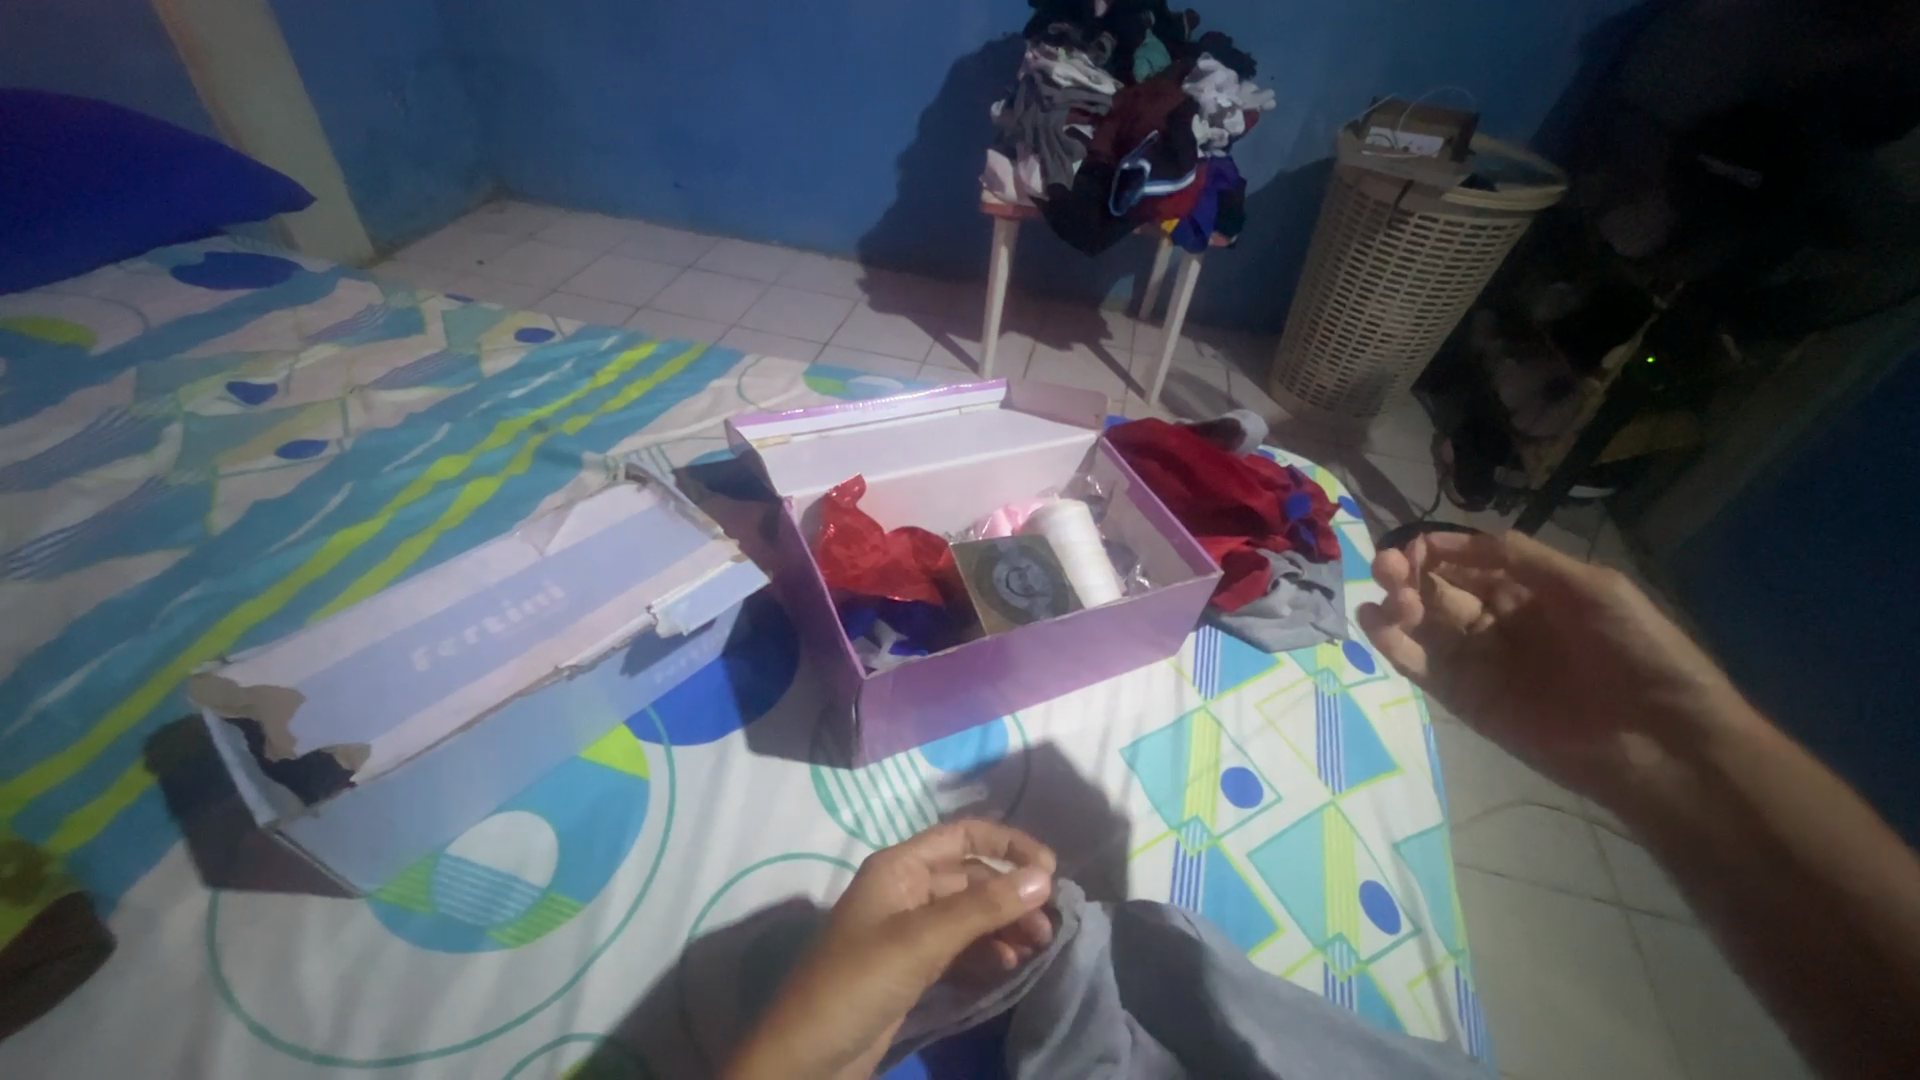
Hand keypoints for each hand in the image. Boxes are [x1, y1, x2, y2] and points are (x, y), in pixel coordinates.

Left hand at [724, 820, 1056, 1079]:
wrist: (805, 1059)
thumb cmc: (858, 982)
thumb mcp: (922, 940)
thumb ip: (983, 907)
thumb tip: (1044, 876)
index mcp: (899, 866)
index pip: (963, 836)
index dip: (1007, 845)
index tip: (1050, 870)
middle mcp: (906, 890)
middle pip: (970, 878)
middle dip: (1011, 895)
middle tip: (1050, 925)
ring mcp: (908, 931)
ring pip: (968, 916)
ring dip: (1004, 926)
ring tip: (1038, 949)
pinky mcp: (912, 969)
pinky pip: (960, 949)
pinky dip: (987, 954)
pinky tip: (1011, 967)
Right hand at [1356, 529, 1748, 801]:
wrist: (1661, 742)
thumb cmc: (1638, 654)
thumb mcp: (1592, 588)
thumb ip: (1522, 560)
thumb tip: (1452, 540)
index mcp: (1525, 593)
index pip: (1465, 564)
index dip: (1436, 551)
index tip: (1413, 544)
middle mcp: (1493, 622)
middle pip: (1435, 590)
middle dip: (1406, 573)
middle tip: (1386, 566)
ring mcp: (1473, 660)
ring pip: (1419, 624)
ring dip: (1395, 604)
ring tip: (1388, 597)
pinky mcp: (1458, 695)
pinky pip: (1416, 663)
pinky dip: (1390, 642)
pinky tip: (1373, 621)